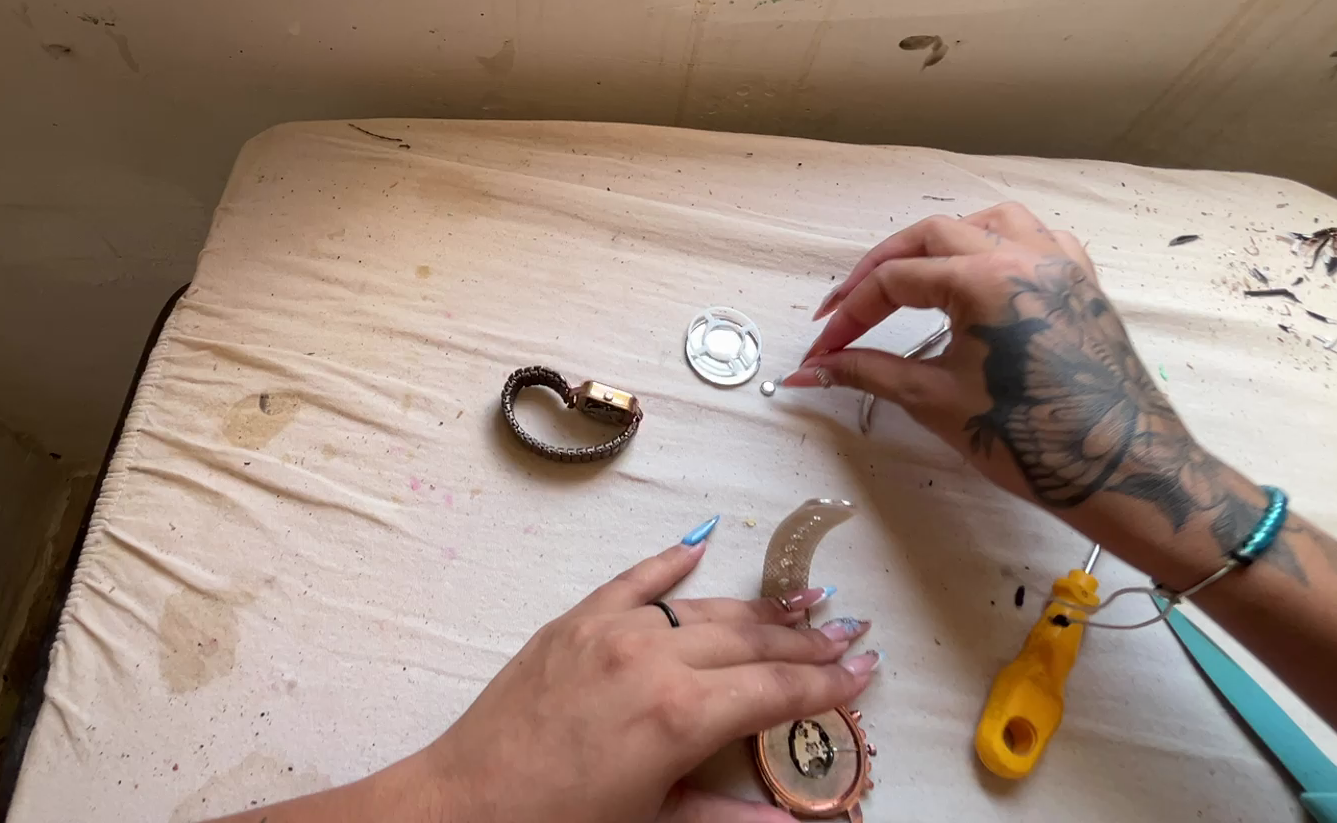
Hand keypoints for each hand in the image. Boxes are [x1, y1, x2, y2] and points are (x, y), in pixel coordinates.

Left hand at [413, 525, 877, 822]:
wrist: (472, 798)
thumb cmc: (564, 822)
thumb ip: (729, 816)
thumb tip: (797, 822)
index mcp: (681, 714)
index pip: (774, 690)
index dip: (826, 681)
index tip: (865, 666)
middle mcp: (655, 656)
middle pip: (748, 639)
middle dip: (802, 637)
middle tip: (846, 626)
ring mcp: (614, 627)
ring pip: (702, 606)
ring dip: (754, 604)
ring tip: (799, 595)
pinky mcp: (579, 615)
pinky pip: (634, 579)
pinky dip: (669, 560)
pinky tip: (699, 542)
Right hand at [780, 203, 1266, 579]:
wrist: (1127, 475)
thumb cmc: (1027, 437)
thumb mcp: (931, 398)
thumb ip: (863, 371)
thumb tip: (805, 371)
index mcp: (984, 280)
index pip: (893, 281)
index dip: (848, 315)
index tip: (822, 349)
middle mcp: (1024, 256)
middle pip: (930, 235)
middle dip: (878, 267)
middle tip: (846, 307)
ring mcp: (1060, 265)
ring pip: (985, 222)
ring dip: (937, 242)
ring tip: (908, 275)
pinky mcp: (1082, 284)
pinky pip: (1034, 237)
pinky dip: (993, 243)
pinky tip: (978, 272)